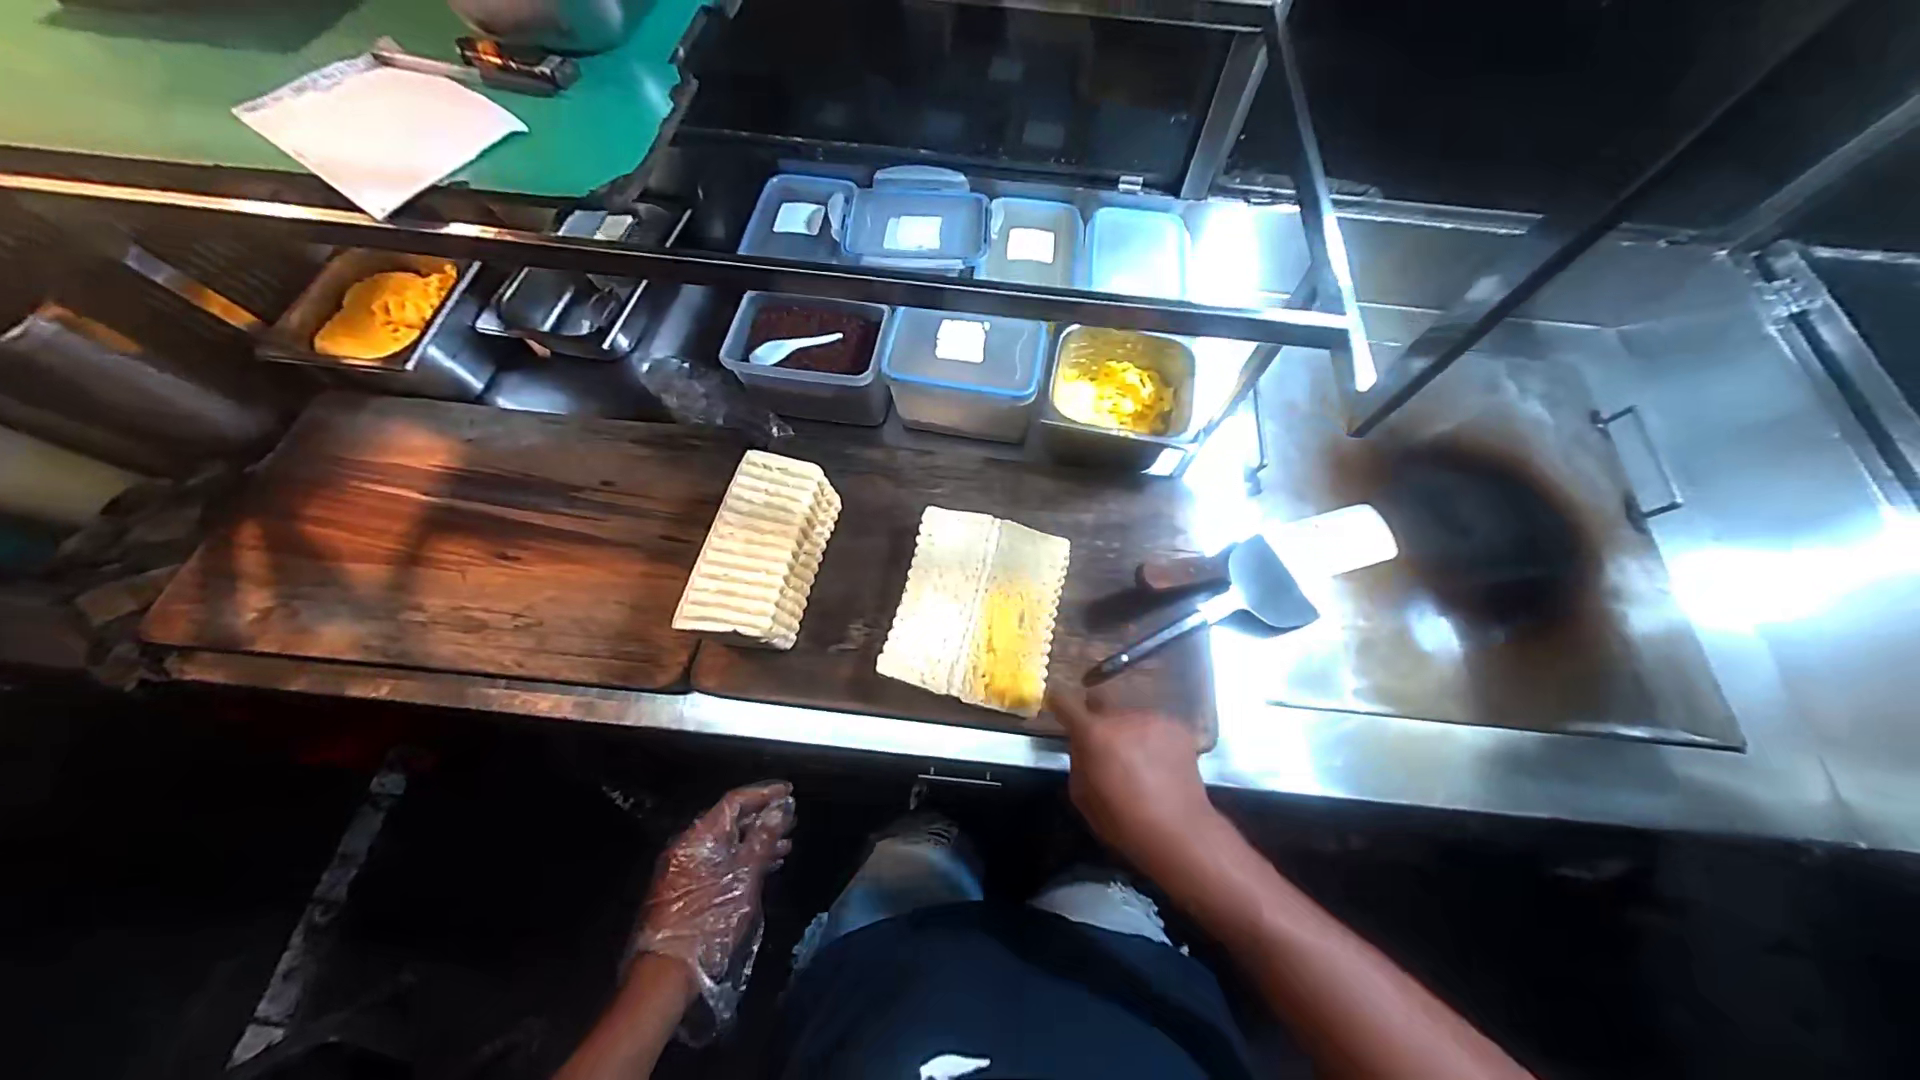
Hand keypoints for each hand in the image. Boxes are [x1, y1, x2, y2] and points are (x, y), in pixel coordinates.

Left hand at [632, 781, 795, 1001]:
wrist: (666, 974)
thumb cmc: (708, 923)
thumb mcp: (744, 879)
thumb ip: (763, 840)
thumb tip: (781, 808)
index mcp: (700, 837)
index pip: (734, 801)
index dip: (764, 793)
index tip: (789, 791)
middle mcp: (688, 845)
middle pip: (729, 819)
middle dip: (762, 816)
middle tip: (791, 818)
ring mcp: (684, 867)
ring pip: (726, 842)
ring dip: (755, 839)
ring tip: (785, 845)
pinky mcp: (684, 887)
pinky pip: (718, 859)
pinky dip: (742, 857)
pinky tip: (762, 866)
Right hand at [1048, 688, 1224, 880]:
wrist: (1178, 831)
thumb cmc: (1121, 820)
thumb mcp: (1081, 794)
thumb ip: (1077, 760)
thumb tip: (1082, 745)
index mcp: (1092, 732)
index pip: (1065, 701)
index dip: (1059, 705)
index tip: (1059, 710)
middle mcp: (1122, 716)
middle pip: (1101, 704)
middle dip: (1098, 721)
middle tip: (1105, 745)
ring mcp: (1153, 718)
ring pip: (1130, 715)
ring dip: (1127, 729)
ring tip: (1138, 757)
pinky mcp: (1178, 726)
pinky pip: (1154, 725)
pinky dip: (1152, 737)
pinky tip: (1159, 761)